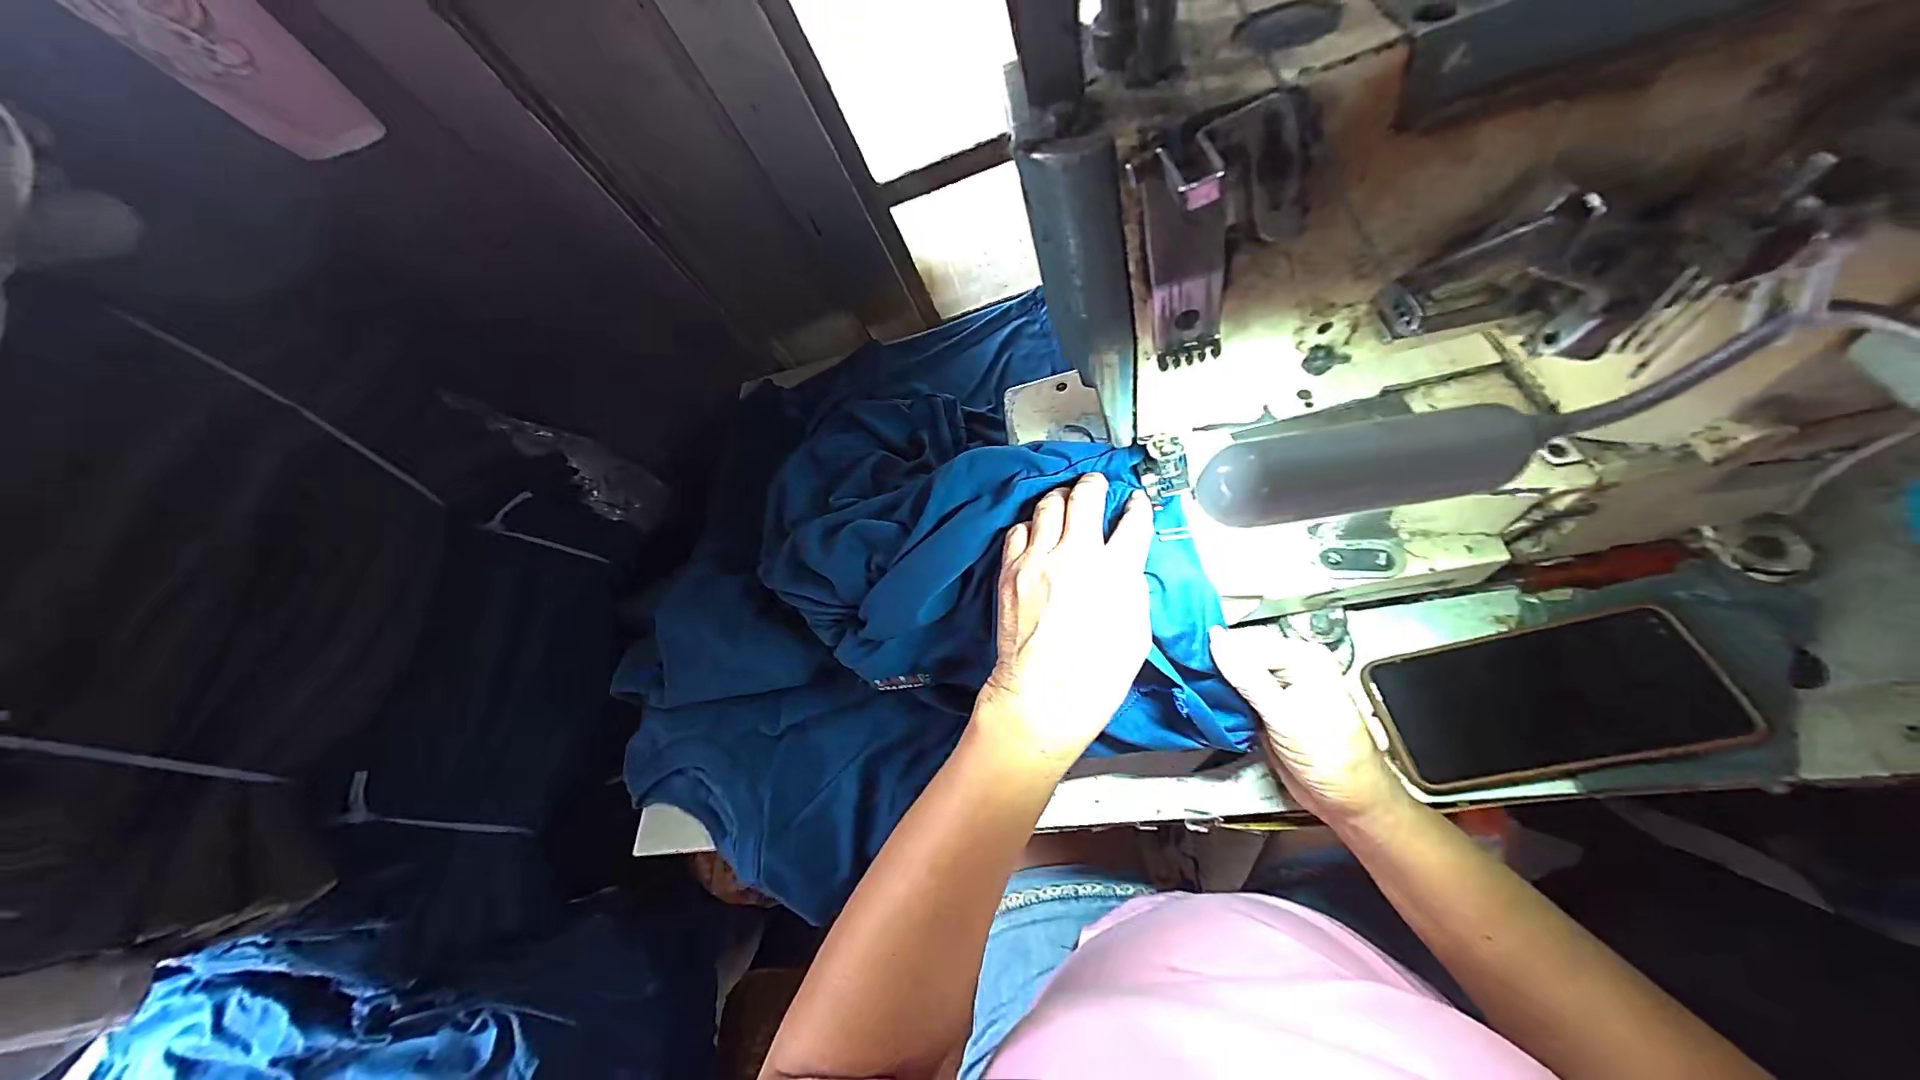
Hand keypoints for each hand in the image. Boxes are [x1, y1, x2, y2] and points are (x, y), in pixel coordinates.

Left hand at [975, 472, 1154, 767]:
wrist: (1042, 697)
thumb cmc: (1093, 678)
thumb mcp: (1136, 631)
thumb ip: (1132, 588)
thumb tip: (1127, 568)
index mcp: (1115, 571)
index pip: (1132, 521)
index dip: (1137, 506)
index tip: (1135, 502)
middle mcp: (1076, 557)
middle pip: (1086, 497)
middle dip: (1094, 485)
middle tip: (1096, 483)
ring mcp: (1039, 561)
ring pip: (1048, 506)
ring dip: (1060, 498)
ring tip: (1065, 500)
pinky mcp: (1011, 572)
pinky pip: (1018, 531)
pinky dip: (1029, 526)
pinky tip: (1035, 533)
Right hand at [1209, 626, 1409, 824]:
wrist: (1349, 802)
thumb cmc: (1331, 758)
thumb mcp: (1284, 714)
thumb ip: (1247, 675)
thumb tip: (1216, 639)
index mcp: (1303, 657)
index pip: (1246, 641)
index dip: (1217, 650)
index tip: (1189, 660)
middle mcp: (1292, 667)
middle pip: (1240, 654)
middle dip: (1216, 665)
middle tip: (1190, 677)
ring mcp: (1279, 688)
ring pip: (1236, 674)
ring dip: (1217, 683)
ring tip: (1197, 691)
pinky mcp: (1268, 709)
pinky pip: (1238, 694)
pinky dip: (1223, 699)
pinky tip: (1210, 704)